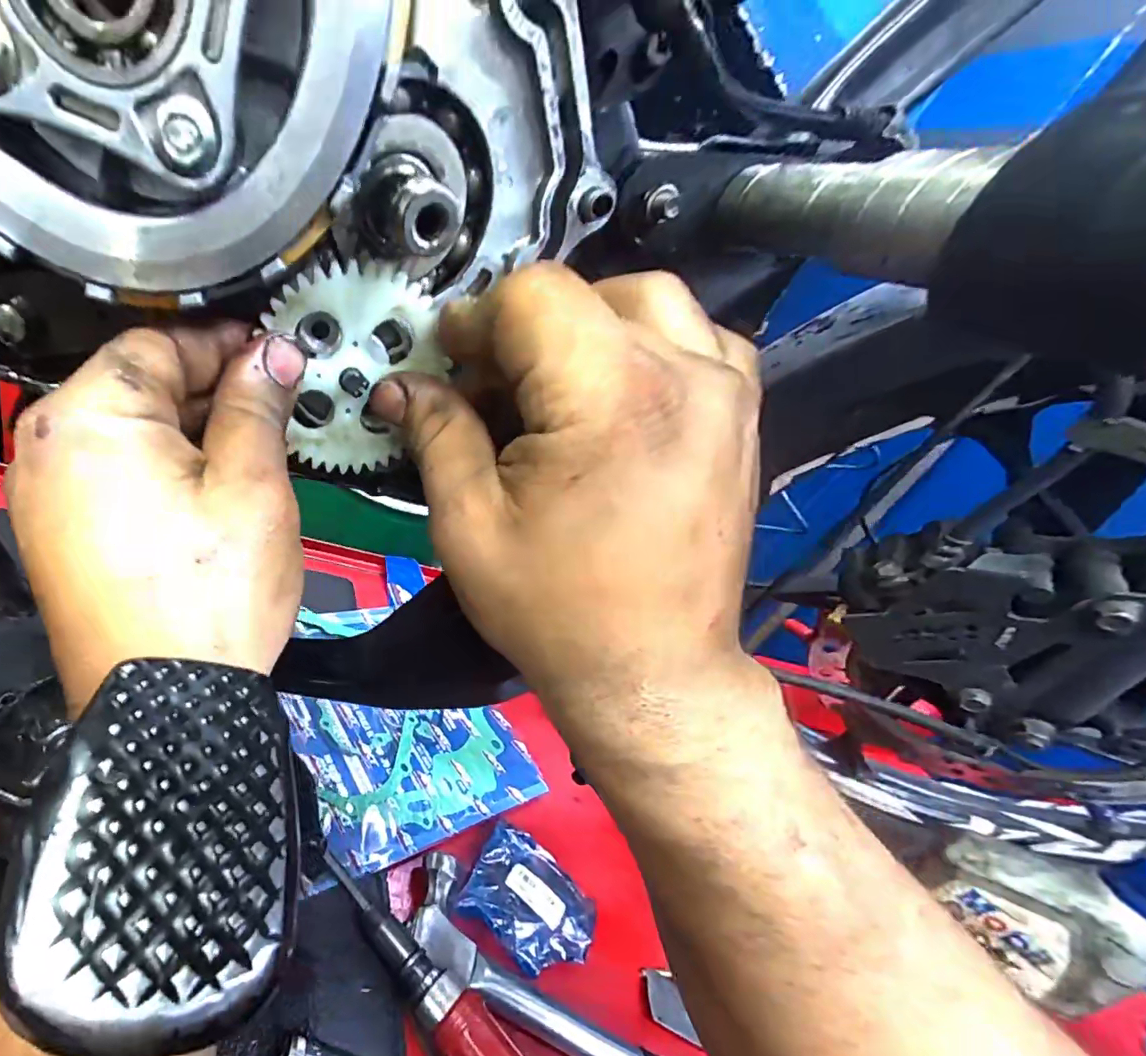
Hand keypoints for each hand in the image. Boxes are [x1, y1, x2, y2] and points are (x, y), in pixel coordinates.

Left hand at [5, 325, 308, 707]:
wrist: (169, 701)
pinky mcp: (60, 534)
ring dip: (191, 428)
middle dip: (210, 387)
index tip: (271, 354)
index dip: (224, 343)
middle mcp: (48, 449)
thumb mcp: (252, 485)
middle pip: (138, 385)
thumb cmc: (213, 595)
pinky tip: (212, 487)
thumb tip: (272, 355)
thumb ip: (257, 406)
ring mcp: (47, 496)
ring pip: (129, 431)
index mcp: (88, 420)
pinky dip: (165, 465)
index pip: (159, 344)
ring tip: (250, 448)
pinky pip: (116, 472)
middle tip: (272, 404)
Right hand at [367, 266, 764, 750]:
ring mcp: (725, 392)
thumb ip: (436, 438)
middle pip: (586, 291)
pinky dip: (649, 346)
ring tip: (553, 385)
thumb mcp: (471, 528)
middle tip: (492, 387)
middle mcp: (682, 375)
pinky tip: (615, 395)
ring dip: (587, 326)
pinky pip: (697, 341)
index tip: (451, 364)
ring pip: (649, 301)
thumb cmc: (558, 614)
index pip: (533, 296)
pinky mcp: (742, 416)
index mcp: (610, 396)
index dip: (476, 321)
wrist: (654, 674)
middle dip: (524, 328)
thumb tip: (402, 388)